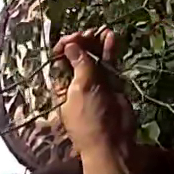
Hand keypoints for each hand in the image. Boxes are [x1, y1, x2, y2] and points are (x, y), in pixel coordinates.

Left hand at [55, 29, 133, 164]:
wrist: (114, 143)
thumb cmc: (90, 118)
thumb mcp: (81, 89)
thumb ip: (80, 64)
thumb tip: (70, 45)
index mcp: (62, 85)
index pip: (60, 59)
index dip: (67, 45)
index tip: (75, 37)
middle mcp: (77, 81)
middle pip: (78, 55)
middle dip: (84, 41)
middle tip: (91, 33)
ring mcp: (96, 82)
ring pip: (95, 57)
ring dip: (98, 43)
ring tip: (103, 31)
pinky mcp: (112, 83)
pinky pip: (109, 63)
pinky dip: (110, 50)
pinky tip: (112, 37)